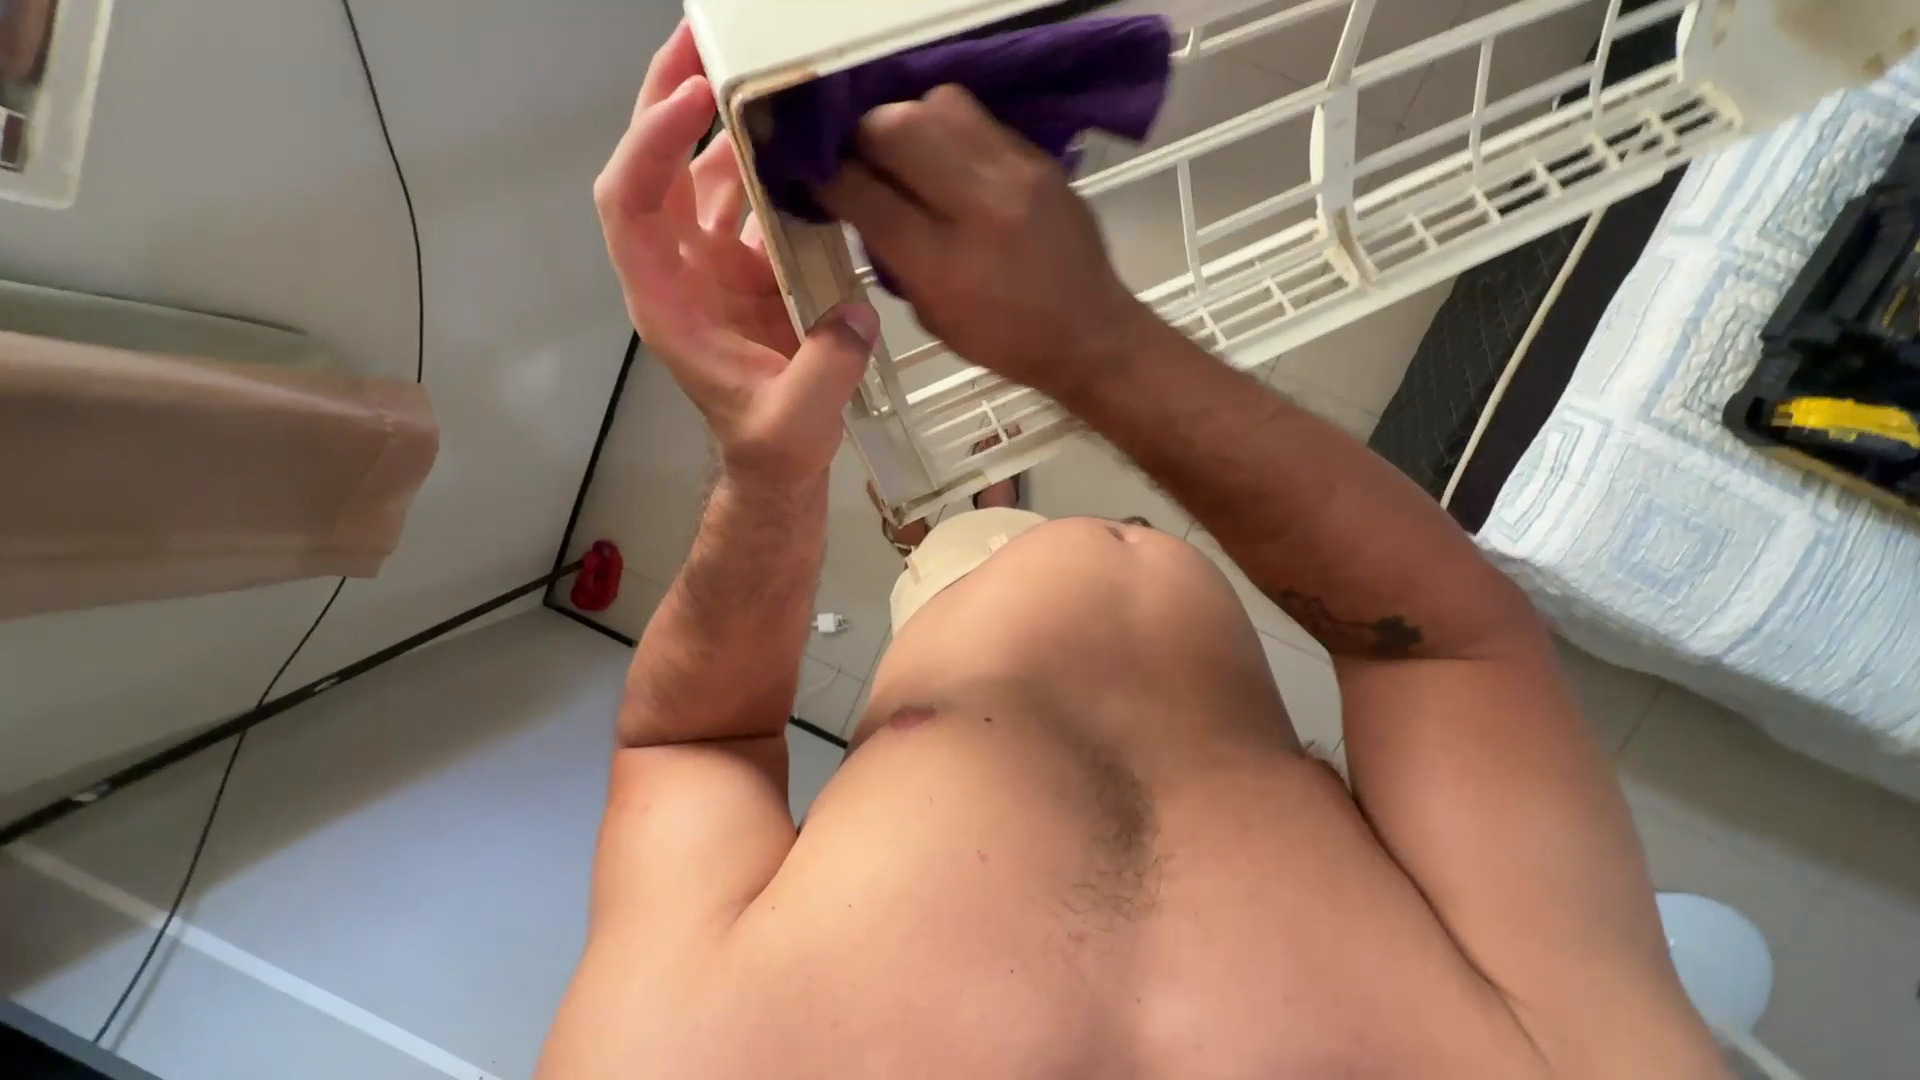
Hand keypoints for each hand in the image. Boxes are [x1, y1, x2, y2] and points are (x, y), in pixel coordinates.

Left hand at [595, 21, 878, 488]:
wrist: (780, 462)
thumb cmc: (771, 448)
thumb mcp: (795, 421)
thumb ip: (824, 367)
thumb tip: (856, 312)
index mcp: (667, 302)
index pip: (631, 205)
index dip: (651, 146)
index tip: (695, 98)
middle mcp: (680, 270)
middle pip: (654, 169)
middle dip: (669, 100)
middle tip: (703, 38)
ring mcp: (715, 266)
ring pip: (702, 177)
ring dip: (723, 124)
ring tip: (759, 72)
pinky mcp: (752, 269)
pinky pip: (751, 202)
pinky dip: (769, 167)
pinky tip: (801, 140)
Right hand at [817, 86, 1154, 399]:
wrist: (1090, 333)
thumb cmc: (1005, 341)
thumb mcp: (932, 316)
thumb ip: (893, 257)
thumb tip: (862, 205)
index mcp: (943, 265)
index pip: (866, 195)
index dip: (830, 180)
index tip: (819, 178)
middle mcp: (978, 208)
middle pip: (895, 129)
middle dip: (864, 138)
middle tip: (863, 160)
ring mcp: (1015, 174)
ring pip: (938, 105)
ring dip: (908, 123)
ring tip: (908, 155)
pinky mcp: (1039, 160)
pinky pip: (978, 119)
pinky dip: (950, 131)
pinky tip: (949, 161)